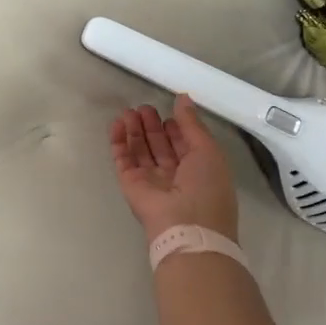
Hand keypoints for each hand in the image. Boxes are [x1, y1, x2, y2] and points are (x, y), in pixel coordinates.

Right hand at [109, 95, 238, 242]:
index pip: (183, 144)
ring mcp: (150, 179)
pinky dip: (119, 140)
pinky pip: (122, 157)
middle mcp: (174, 175)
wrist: (186, 227)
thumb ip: (192, 123)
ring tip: (129, 111)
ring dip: (134, 129)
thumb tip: (183, 97)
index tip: (168, 111)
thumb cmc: (206, 189)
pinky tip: (118, 123)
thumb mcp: (208, 151)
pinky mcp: (129, 182)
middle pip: (159, 145)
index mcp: (198, 171)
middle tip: (143, 107)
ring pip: (140, 149)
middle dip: (151, 125)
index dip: (176, 127)